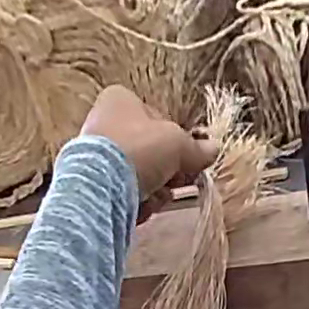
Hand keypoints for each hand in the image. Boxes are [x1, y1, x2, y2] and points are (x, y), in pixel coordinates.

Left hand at [79, 85, 217, 201]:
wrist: (102, 187)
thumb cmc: (140, 150)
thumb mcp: (177, 144)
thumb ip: (197, 149)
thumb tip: (213, 149)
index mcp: (121, 100)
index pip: (160, 123)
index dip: (177, 146)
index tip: (188, 165)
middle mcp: (105, 123)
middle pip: (152, 154)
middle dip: (166, 175)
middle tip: (174, 184)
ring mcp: (97, 156)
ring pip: (141, 177)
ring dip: (154, 192)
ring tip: (153, 197)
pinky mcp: (94, 187)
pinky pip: (126, 195)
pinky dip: (136, 204)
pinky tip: (138, 208)